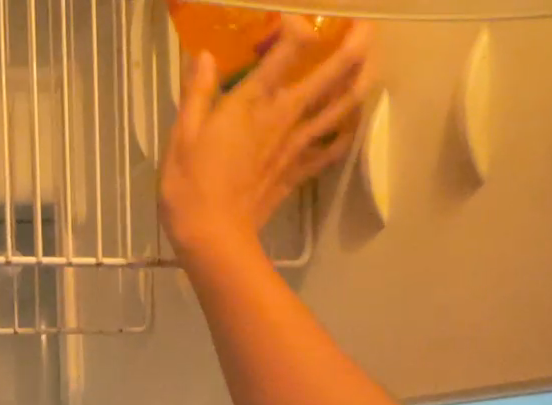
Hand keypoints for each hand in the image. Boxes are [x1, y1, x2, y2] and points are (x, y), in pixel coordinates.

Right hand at [158, 17, 375, 262]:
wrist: (213, 237)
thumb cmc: (189, 187)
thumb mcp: (181, 137)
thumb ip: (196, 94)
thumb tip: (203, 57)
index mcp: (253, 101)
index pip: (289, 47)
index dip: (296, 26)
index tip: (292, 21)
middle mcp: (284, 114)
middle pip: (332, 70)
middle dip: (354, 44)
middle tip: (364, 28)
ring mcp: (297, 144)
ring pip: (343, 104)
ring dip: (362, 78)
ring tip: (369, 63)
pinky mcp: (299, 170)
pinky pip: (334, 147)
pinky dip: (348, 132)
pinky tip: (352, 123)